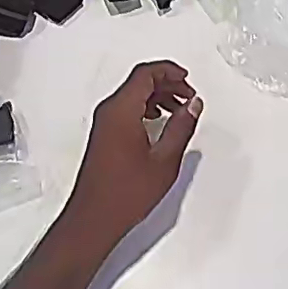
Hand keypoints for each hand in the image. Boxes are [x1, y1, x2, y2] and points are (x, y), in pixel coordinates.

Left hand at [58, 61, 201, 251]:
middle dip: (167, 83)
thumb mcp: (165, 160)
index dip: (168, 71)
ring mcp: (104, 122)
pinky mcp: (104, 133)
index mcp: (121, 110)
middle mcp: (109, 110)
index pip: (145, 74)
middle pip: (139, 82)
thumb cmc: (124, 193)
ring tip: (180, 110)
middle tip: (189, 95)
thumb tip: (193, 105)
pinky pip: (126, 108)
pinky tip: (161, 122)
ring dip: (158, 96)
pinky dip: (146, 107)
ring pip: (133, 95)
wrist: (94, 217)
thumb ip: (181, 127)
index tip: (186, 77)